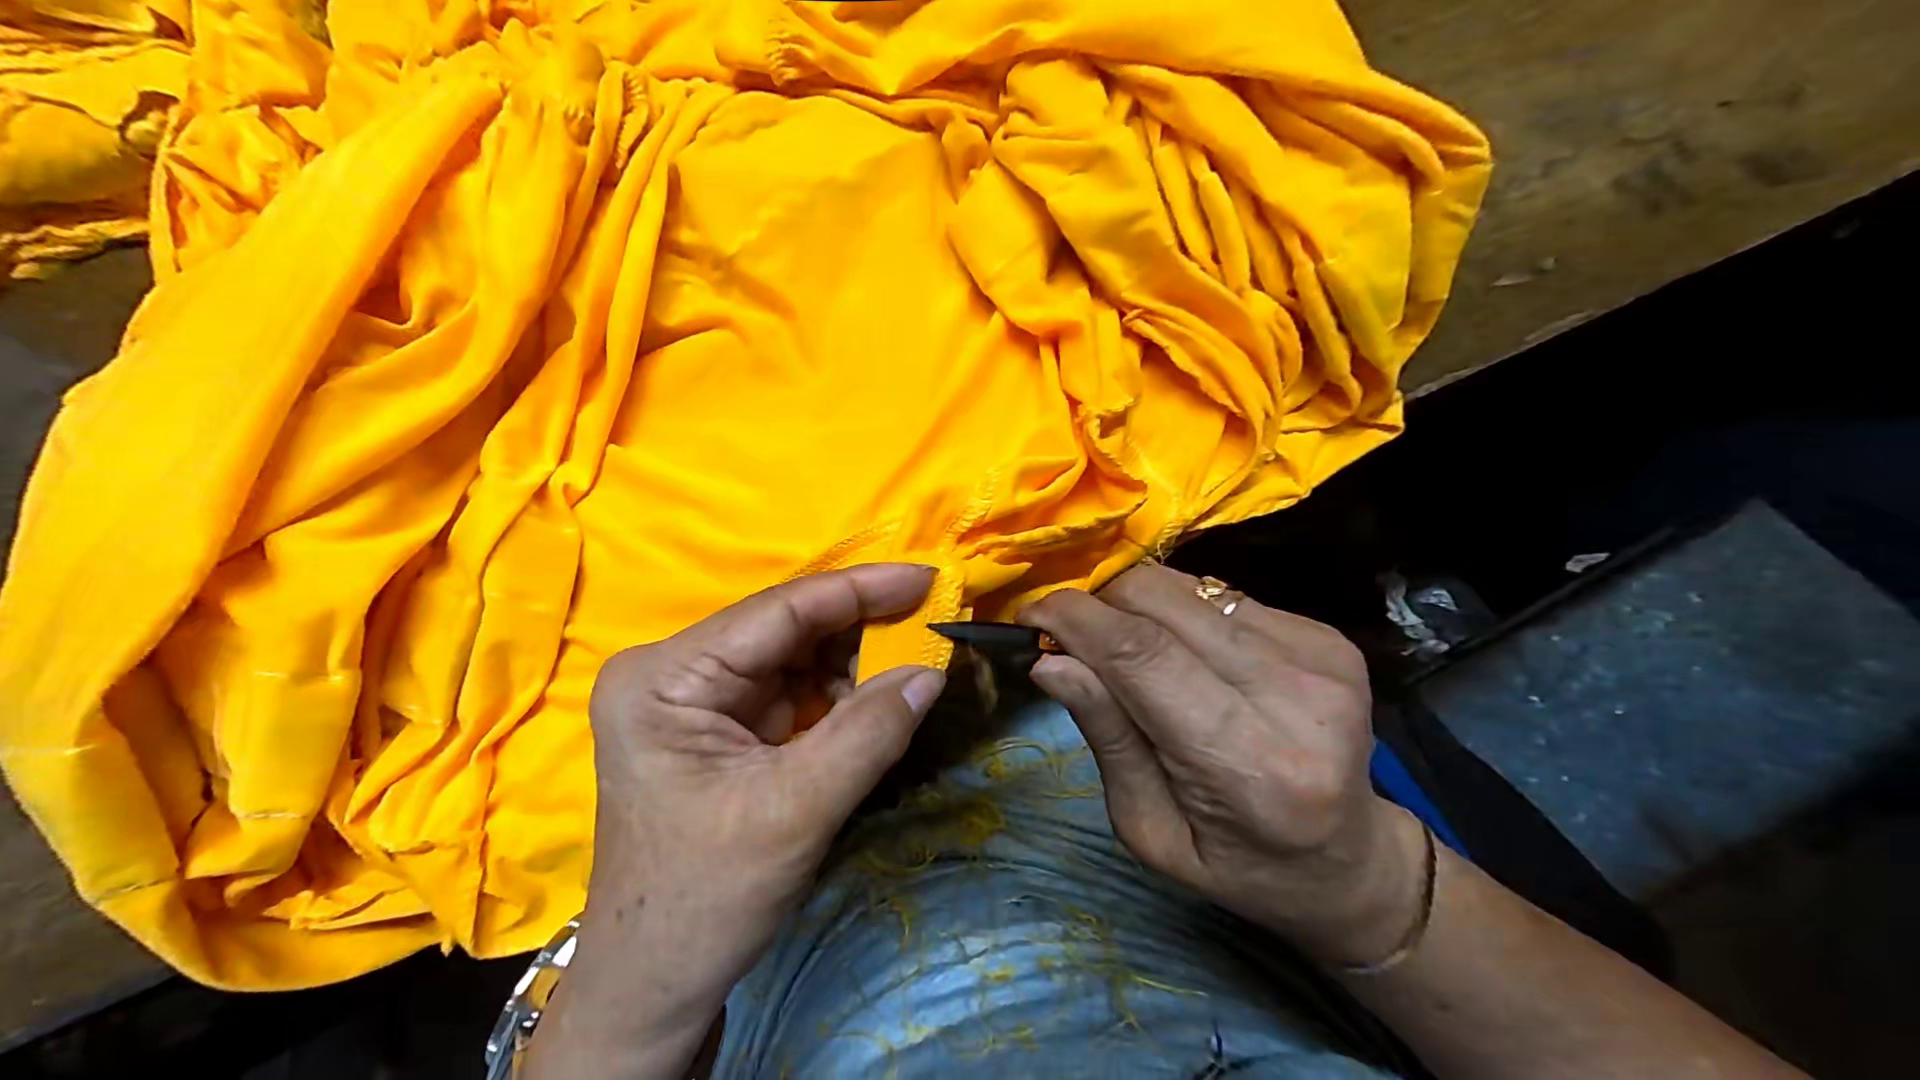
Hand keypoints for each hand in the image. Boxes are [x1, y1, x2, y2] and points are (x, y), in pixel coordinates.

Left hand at [526, 564, 944, 1078]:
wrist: (658, 980)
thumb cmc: (708, 896)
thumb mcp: (797, 810)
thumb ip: (868, 733)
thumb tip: (930, 672)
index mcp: (667, 677)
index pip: (779, 610)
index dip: (860, 590)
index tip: (926, 576)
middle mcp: (676, 671)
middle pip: (788, 628)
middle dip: (861, 627)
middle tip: (930, 620)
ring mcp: (697, 698)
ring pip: (796, 656)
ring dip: (856, 661)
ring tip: (912, 664)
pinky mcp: (721, 724)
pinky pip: (794, 689)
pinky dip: (841, 692)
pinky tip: (879, 698)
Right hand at [1019, 563, 1426, 967]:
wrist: (1351, 861)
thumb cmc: (1238, 865)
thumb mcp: (1150, 828)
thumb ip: (1106, 736)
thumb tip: (1049, 661)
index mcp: (1249, 767)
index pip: (1143, 656)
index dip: (1076, 620)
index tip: (1029, 616)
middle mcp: (1294, 697)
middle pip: (1160, 602)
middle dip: (1096, 605)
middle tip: (1070, 639)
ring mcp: (1319, 657)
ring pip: (1186, 586)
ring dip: (1134, 606)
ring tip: (1125, 648)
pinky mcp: (1327, 635)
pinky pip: (1219, 594)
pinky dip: (1178, 613)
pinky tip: (1181, 652)